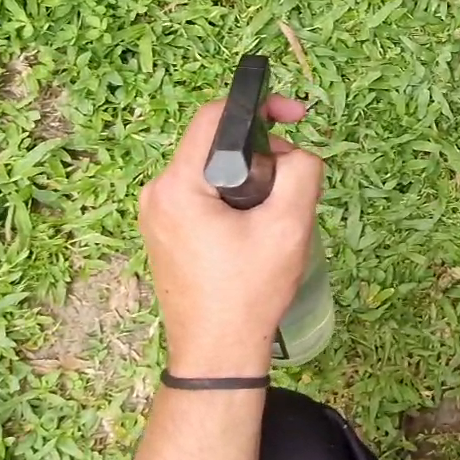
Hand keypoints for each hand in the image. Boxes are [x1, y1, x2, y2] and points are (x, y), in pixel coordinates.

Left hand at [136, 96, 324, 376]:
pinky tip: (260, 226)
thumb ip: (302, 171)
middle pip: (216, 145)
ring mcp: (158, 217)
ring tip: (281, 210)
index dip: (259, 106)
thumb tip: (296, 155)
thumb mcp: (289, 224)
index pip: (214, 117)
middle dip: (263, 151)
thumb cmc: (250, 289)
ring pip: (214, 172)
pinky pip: (206, 196)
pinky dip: (238, 198)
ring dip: (254, 178)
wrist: (217, 353)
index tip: (297, 115)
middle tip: (295, 179)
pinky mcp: (167, 234)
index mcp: (178, 186)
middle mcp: (157, 194)